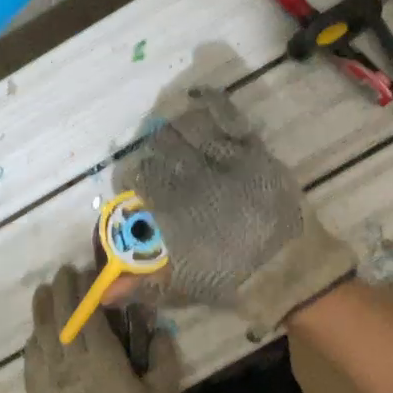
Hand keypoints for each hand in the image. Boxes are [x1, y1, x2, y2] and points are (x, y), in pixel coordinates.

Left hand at [23, 266, 194, 392]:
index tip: (81, 272)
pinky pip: (31, 367)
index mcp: (102, 362)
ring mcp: (51, 386)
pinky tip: (33, 338)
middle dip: (60, 293)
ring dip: (41, 313)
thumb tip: (159, 332)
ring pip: (40, 340)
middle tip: (61, 274)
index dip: (82, 291)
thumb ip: (164, 362)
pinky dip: (32, 346)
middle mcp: (71, 367)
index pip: (86, 315)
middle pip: (60, 321)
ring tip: (42, 294)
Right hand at [117, 86, 355, 333]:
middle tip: (153, 161)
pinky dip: (209, 101)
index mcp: (172, 208)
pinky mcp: (252, 150)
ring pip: (187, 126)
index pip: (137, 176)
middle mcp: (193, 177)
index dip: (129, 178)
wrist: (288, 270)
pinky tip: (195, 97)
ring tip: (171, 135)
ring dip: (173, 127)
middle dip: (150, 150)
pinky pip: (227, 114)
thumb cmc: (233, 283)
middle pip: (159, 146)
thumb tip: (104, 294)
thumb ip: (141, 286)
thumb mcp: (182, 290)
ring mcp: (224, 158)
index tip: (131, 187)